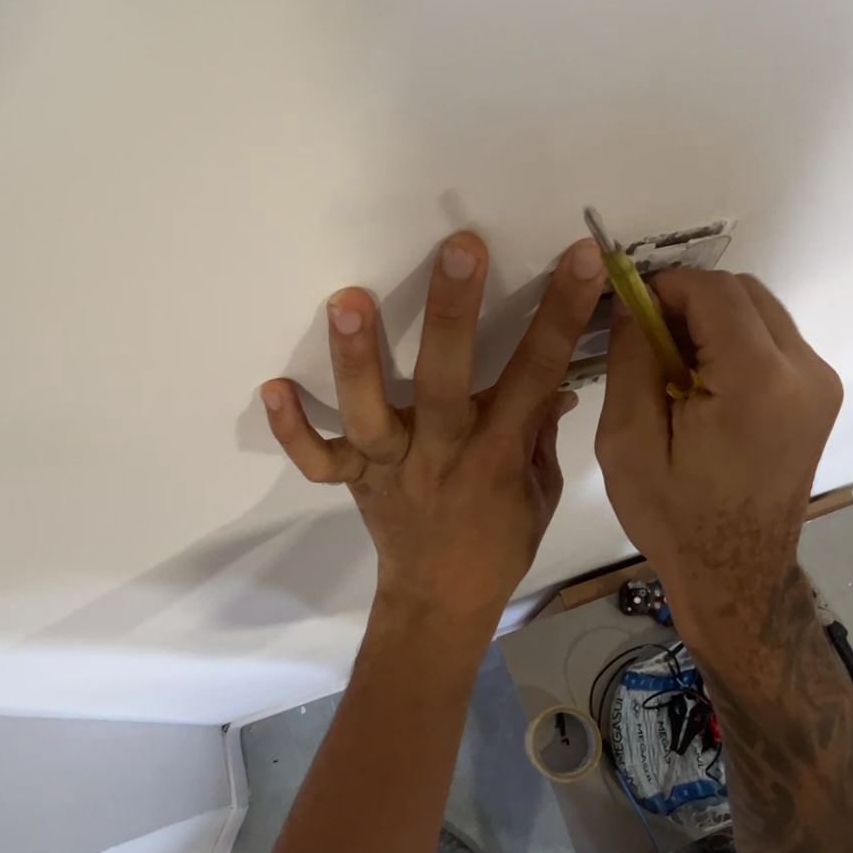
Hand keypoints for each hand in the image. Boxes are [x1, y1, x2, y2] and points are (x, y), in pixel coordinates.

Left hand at [262, 232, 605, 630]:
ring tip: (347, 300)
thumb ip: (540, 433)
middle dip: (455, 316)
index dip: (561, 316)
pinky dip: (293, 430)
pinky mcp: (354, 481)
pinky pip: (318, 460)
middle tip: (459, 250)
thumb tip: (555, 383)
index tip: (579, 259)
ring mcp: (391, 468)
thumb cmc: (497, 546)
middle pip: (447, 383)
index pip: (536, 376)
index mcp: (498, 455)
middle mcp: (443, 455)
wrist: (441, 602)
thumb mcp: (539, 493)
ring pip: (370, 415)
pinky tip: (273, 386)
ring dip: (357, 361)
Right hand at [594, 269, 841, 625]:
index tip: (629, 309)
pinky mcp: (821, 397)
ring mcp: (821, 384)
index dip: (666, 287)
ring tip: (673, 368)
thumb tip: (632, 304)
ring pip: (761, 312)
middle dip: (689, 303)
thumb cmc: (674, 518)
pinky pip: (774, 341)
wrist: (734, 574)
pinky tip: (704, 385)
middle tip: (646, 342)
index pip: (714, 291)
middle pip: (743, 293)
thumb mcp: (628, 441)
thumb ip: (631, 359)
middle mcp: (805, 372)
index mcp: (758, 382)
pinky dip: (735, 344)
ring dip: (713, 322)